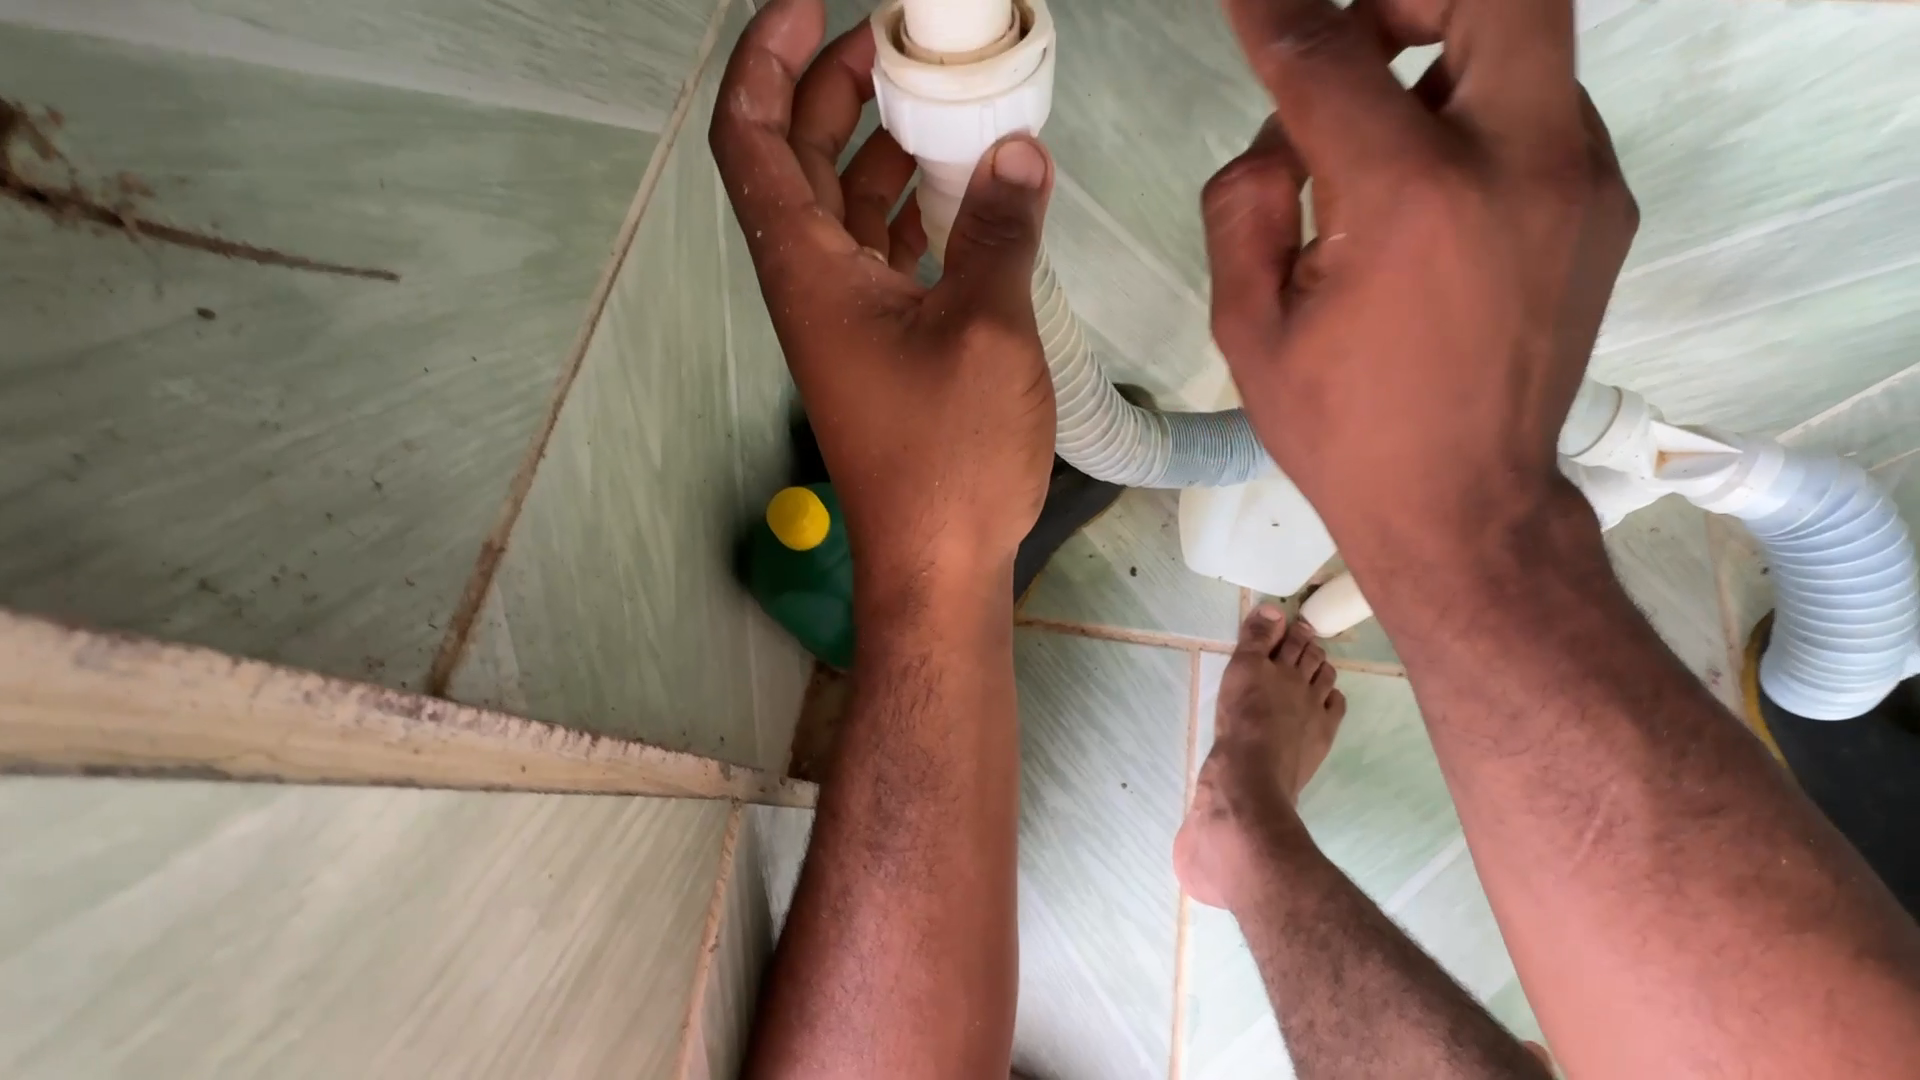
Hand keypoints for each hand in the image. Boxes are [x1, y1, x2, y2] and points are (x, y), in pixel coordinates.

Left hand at [710, 0, 1056, 595]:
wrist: (937, 558)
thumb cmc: (950, 453)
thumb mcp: (987, 327)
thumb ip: (1001, 230)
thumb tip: (1020, 154)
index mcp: (809, 270)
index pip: (751, 138)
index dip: (765, 59)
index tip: (811, 4)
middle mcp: (814, 287)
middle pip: (796, 160)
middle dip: (834, 87)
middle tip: (898, 40)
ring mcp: (847, 321)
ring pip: (844, 208)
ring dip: (880, 149)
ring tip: (942, 104)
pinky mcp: (884, 349)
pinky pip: (883, 255)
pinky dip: (912, 211)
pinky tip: (960, 194)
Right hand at [1203, 0, 1636, 572]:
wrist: (1460, 506)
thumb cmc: (1338, 429)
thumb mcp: (1246, 330)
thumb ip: (1243, 208)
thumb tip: (1280, 140)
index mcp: (1409, 201)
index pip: (1331, 61)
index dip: (1275, 15)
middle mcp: (1518, 160)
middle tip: (1345, 42)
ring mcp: (1581, 179)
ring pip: (1525, 44)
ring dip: (1439, 57)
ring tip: (1371, 144)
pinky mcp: (1602, 205)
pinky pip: (1537, 112)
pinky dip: (1472, 119)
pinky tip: (1423, 202)